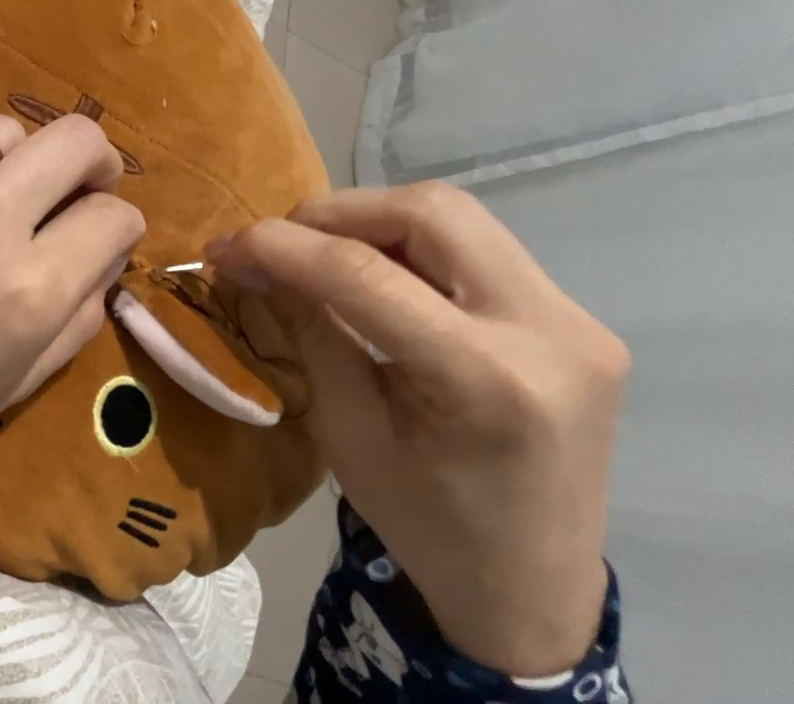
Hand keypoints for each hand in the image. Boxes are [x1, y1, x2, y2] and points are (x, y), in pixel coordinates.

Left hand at [0, 115, 144, 533]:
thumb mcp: (12, 386)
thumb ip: (77, 316)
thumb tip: (105, 254)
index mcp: (25, 291)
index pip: (114, 217)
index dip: (117, 230)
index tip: (98, 242)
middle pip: (76, 140)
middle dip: (94, 164)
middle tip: (75, 193)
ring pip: (5, 129)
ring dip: (18, 162)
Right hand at [207, 183, 628, 677]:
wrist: (531, 585)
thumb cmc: (424, 523)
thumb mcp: (347, 431)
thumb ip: (310, 330)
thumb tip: (253, 261)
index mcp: (488, 380)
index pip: (364, 274)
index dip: (281, 246)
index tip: (221, 246)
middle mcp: (551, 332)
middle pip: (431, 213)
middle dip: (335, 213)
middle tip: (276, 243)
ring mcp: (576, 320)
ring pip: (458, 218)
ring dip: (371, 221)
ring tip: (315, 254)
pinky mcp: (574, 319)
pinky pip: (478, 249)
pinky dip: (408, 245)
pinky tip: (370, 275)